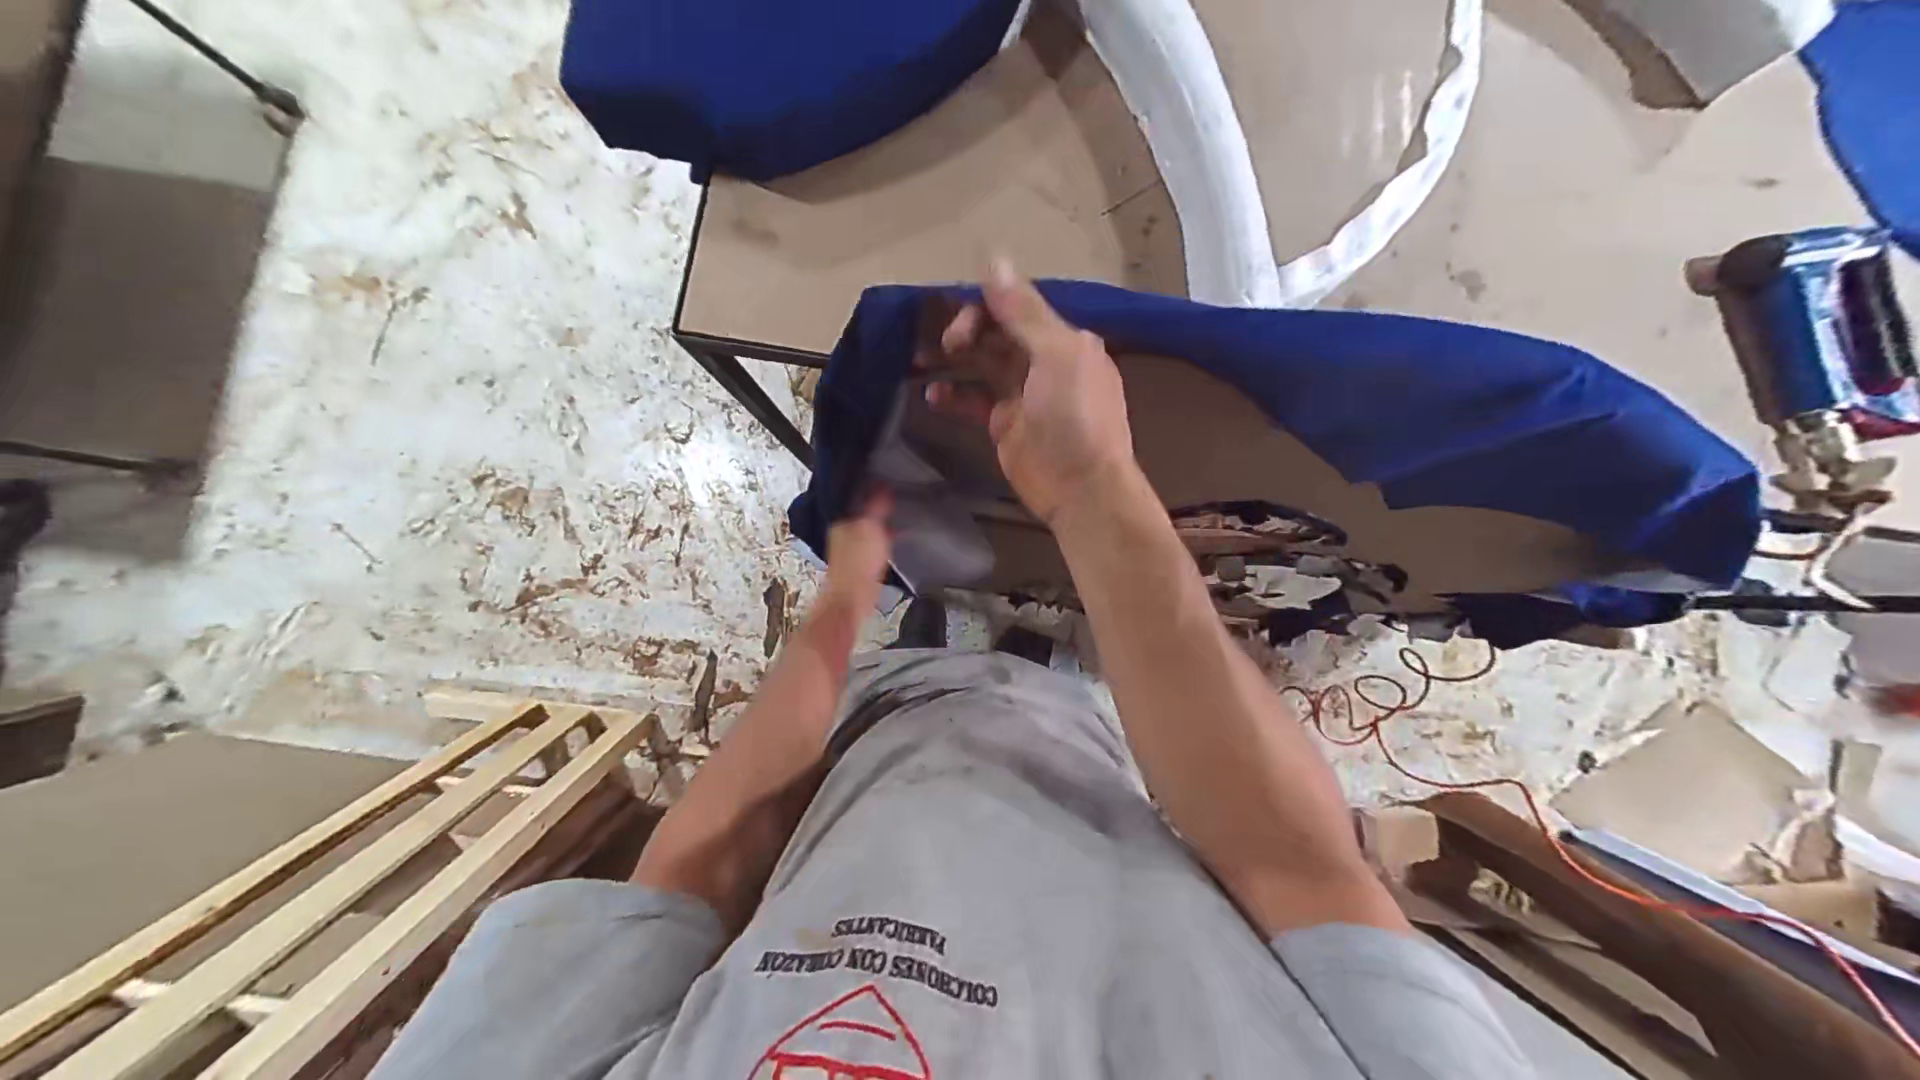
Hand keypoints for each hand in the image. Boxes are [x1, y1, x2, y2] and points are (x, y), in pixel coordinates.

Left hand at [818, 487, 892, 615]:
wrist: (852, 600)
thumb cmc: (857, 566)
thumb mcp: (870, 527)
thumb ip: (876, 507)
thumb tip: (882, 488)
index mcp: (843, 522)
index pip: (859, 500)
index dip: (875, 492)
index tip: (889, 487)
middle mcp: (844, 535)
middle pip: (864, 516)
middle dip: (879, 510)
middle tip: (896, 503)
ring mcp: (851, 551)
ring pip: (869, 532)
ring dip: (883, 527)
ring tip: (898, 522)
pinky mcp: (860, 566)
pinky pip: (874, 548)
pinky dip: (884, 544)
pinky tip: (893, 545)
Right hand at [921, 259, 1137, 526]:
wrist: (1081, 487)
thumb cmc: (1075, 416)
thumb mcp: (1057, 355)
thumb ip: (1023, 311)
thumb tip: (995, 260)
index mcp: (1063, 339)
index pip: (1017, 308)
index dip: (986, 305)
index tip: (958, 317)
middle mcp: (1042, 362)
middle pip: (996, 333)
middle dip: (966, 330)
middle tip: (946, 344)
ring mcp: (1021, 395)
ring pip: (980, 365)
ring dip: (952, 358)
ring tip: (921, 359)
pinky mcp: (1003, 425)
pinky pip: (972, 401)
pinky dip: (952, 396)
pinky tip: (932, 396)